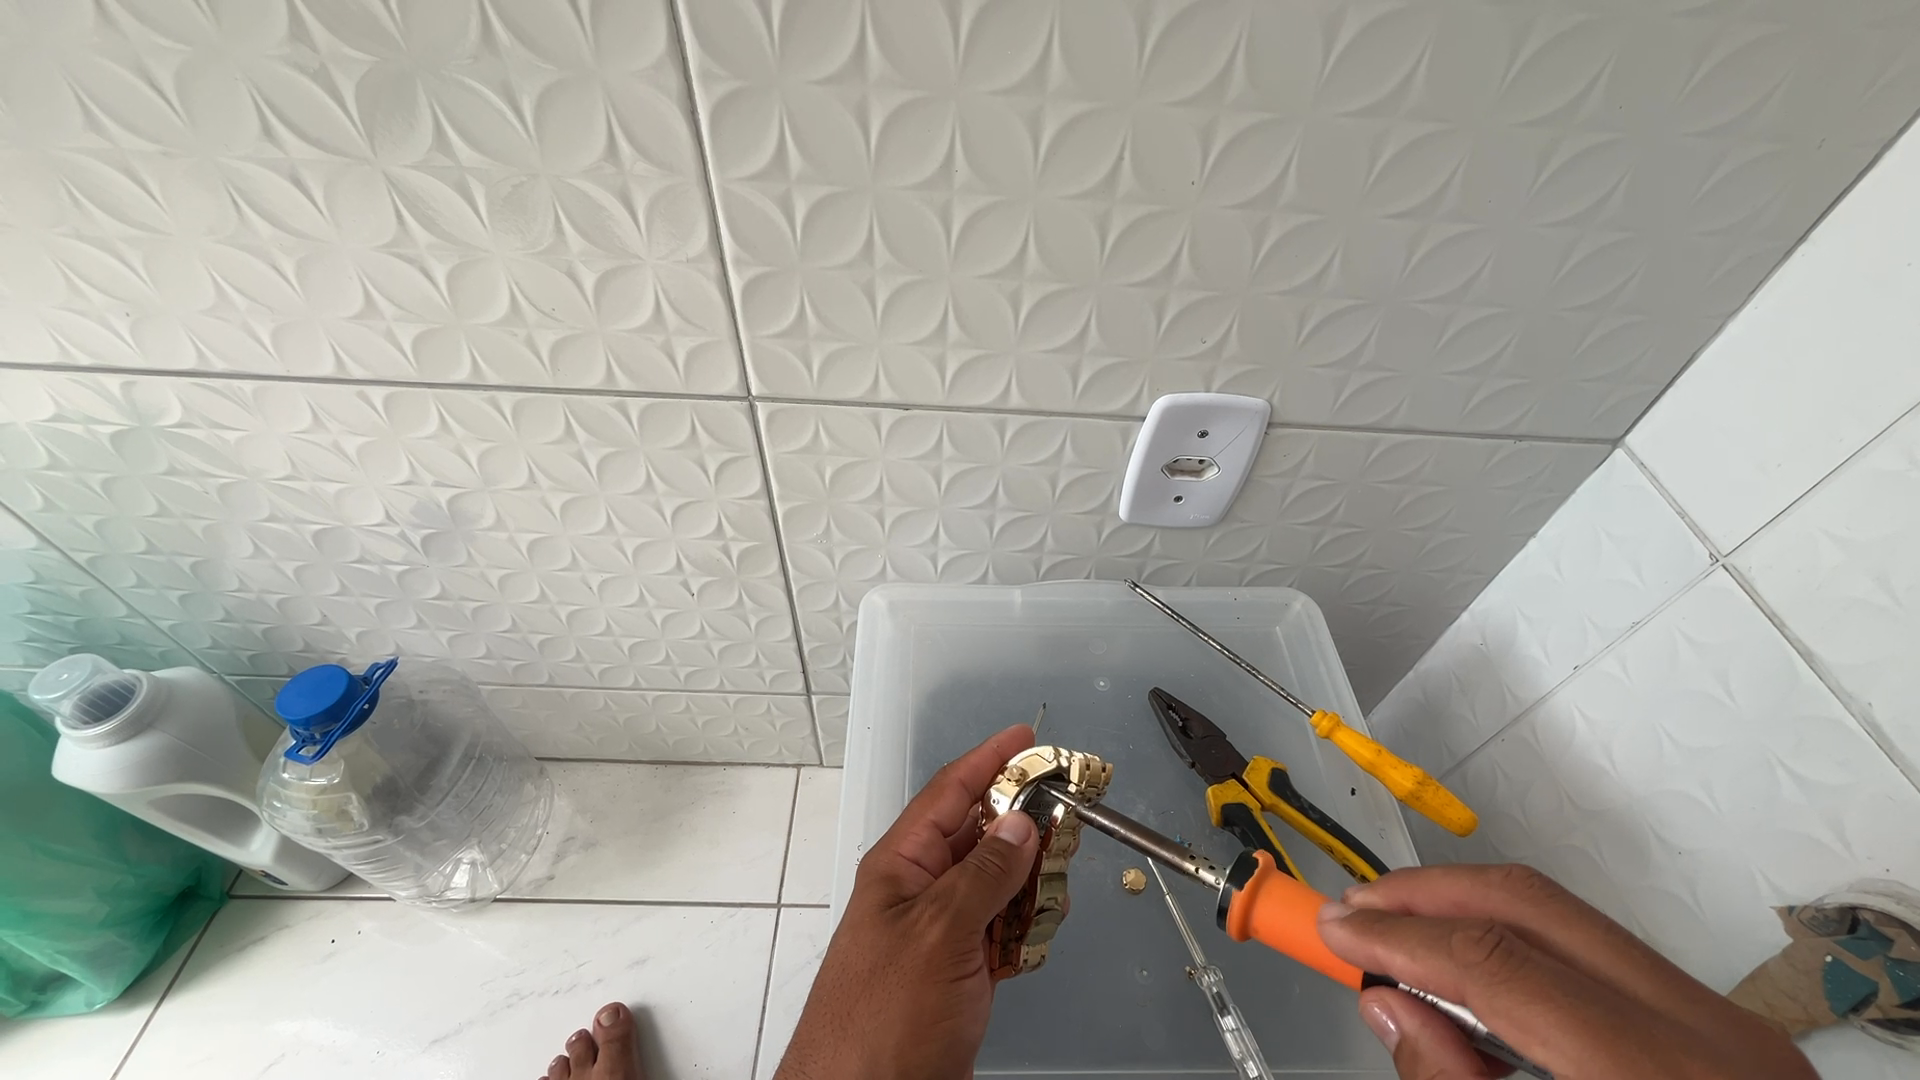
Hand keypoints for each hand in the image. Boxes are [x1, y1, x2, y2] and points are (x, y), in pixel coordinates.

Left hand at [774, 724, 1038, 1079]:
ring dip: (1031, 873)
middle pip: (979, 834)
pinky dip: (1027, 920)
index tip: (1025, 736)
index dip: (988, 760)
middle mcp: (922, 887)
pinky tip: (1048, 920)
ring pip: (996, 880)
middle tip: (1069, 806)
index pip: (950, 793)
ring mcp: (942, 930)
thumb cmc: (885, 1012)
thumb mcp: (939, 932)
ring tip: (1065, 866)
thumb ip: (984, 874)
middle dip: (1021, 818)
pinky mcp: (960, 970)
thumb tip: (1021, 823)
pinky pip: (1002, 926)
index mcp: (903, 862)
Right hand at [1317, 864, 1817, 1078]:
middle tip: (1353, 910)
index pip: (1501, 965)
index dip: (1399, 938)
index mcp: (1664, 1079)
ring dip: (1458, 904)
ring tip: (1392, 927)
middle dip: (1423, 893)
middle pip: (1529, 903)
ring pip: (1557, 909)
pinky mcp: (1717, 1020)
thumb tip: (1385, 1001)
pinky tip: (1461, 961)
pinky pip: (1583, 943)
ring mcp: (1724, 1019)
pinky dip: (1506, 934)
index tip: (1333, 930)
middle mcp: (1711, 1033)